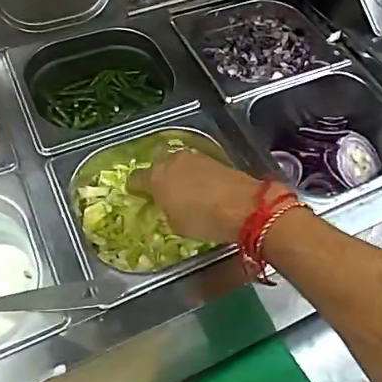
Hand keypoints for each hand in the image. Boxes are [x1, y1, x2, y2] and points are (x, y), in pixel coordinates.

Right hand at [128, 148, 288, 244]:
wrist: (246, 207)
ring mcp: (197, 157)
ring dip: (179, 171)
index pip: (137, 179)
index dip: (136, 187)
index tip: (137, 193)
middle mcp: (173, 161)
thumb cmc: (204, 220)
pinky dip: (197, 173)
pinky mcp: (217, 159)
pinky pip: (198, 165)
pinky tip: (201, 185)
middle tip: (160, 186)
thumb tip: (169, 205)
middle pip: (158, 161)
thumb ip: (167, 210)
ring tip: (183, 187)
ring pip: (179, 160)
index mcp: (156, 177)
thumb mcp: (176, 224)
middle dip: (157, 171)